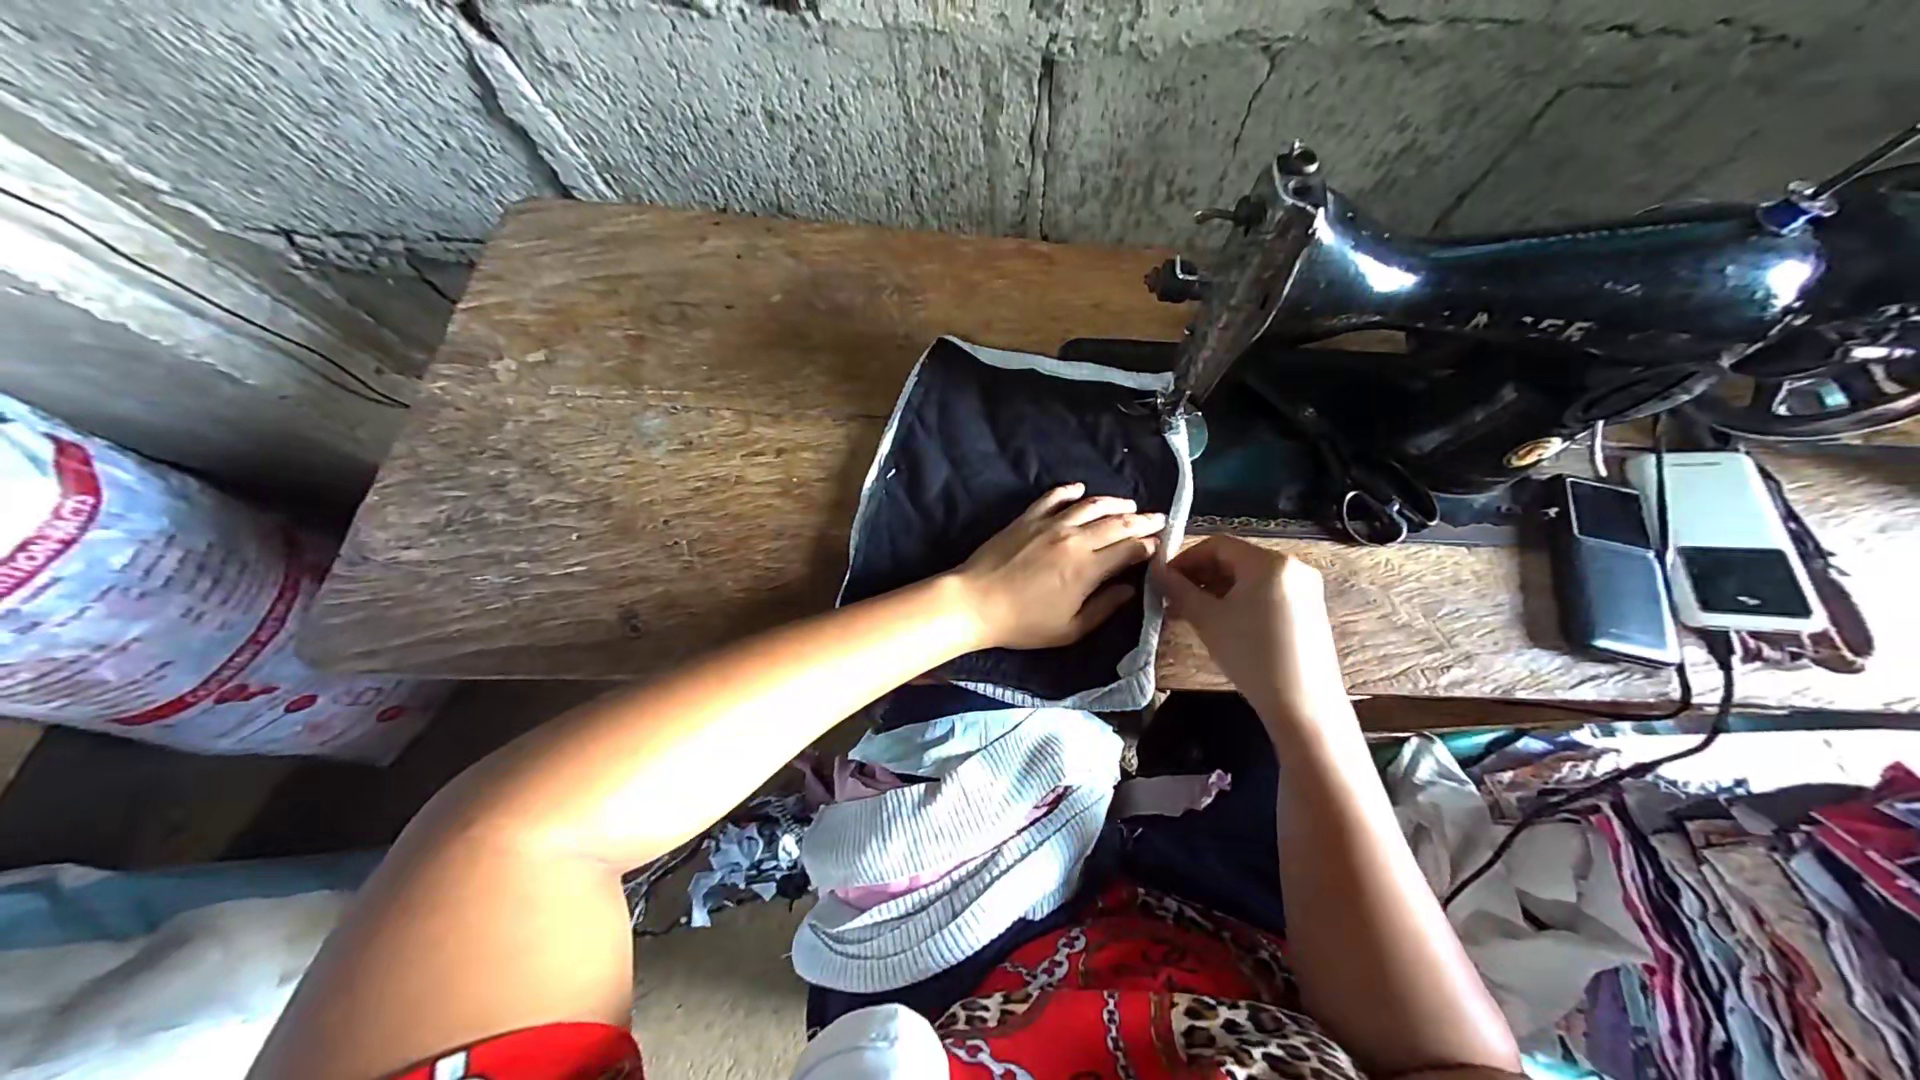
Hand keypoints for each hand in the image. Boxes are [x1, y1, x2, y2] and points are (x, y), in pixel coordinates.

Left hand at [948, 483, 1165, 649]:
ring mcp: (1050, 524)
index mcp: (1088, 568)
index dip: (1149, 546)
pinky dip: (1070, 491)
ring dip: (1114, 503)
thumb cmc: (1022, 623)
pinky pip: (1054, 497)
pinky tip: (1080, 489)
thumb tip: (1128, 589)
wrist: (975, 602)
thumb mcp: (1069, 629)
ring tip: (1129, 505)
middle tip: (1158, 518)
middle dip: (1143, 520)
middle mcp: (1074, 539)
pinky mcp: (1027, 518)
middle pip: (1118, 523)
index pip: (1130, 549)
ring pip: (1091, 505)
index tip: (1159, 545)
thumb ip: (1103, 607)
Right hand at [1153, 537, 1351, 723]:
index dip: (1185, 559)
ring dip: (1216, 590)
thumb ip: (1178, 589)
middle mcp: (1292, 567)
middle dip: (1199, 576)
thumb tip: (1155, 570)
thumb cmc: (1251, 655)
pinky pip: (1265, 593)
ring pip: (1248, 578)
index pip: (1217, 545)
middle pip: (1234, 559)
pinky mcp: (1309, 610)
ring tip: (1190, 614)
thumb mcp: (1207, 619)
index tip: (1163, 581)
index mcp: (1270, 562)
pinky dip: (1238, 601)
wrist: (1303, 705)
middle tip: (1172, 599)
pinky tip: (1220, 623)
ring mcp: (1305, 589)